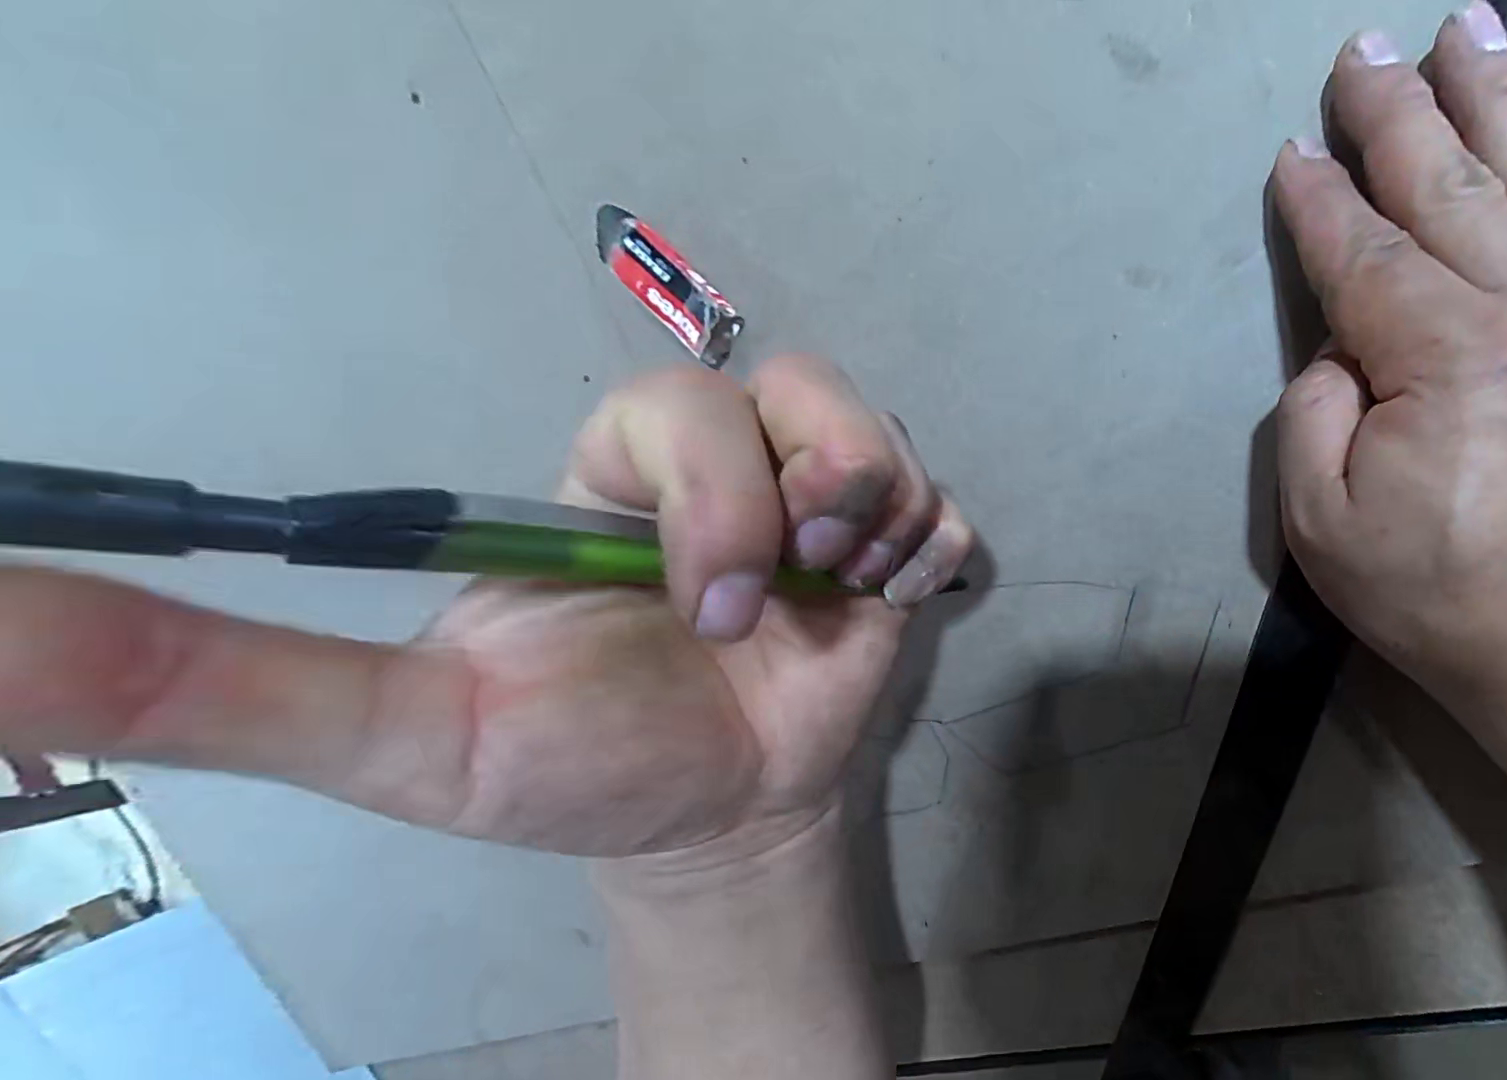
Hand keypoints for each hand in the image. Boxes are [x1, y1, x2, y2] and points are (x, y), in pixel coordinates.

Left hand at [0, 355, 971, 857]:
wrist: (717, 812)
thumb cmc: (588, 772)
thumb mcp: (412, 737)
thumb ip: (223, 679)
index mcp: (624, 478)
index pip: (688, 402)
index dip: (718, 494)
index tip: (716, 605)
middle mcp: (728, 466)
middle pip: (809, 390)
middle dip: (819, 494)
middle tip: (797, 583)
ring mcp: (819, 499)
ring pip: (884, 435)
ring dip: (878, 519)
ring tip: (847, 590)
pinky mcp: (888, 541)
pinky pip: (937, 502)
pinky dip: (927, 549)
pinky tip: (887, 599)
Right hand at [1270, 6, 1506, 721]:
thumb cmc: (1421, 588)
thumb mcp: (1317, 515)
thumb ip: (1313, 410)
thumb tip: (1343, 343)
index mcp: (1448, 364)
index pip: (1366, 258)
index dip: (1319, 203)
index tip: (1292, 150)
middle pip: (1453, 193)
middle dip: (1398, 116)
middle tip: (1362, 50)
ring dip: (1499, 98)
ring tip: (1469, 27)